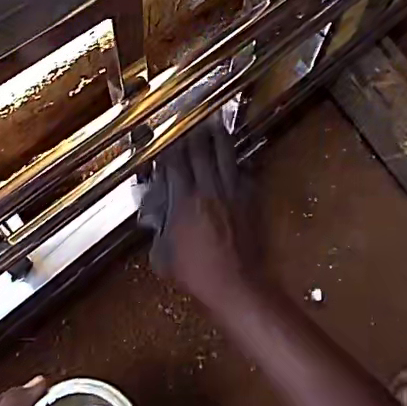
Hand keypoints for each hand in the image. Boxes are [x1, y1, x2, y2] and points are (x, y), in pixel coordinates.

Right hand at [138, 123, 259, 307]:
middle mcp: (209, 188)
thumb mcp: (162, 256)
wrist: (237, 284)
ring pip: (226, 153)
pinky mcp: (251, 198)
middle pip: (200, 148)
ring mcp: (233, 191)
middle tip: (189, 121)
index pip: (174, 160)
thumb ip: (158, 230)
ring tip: (214, 124)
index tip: (163, 136)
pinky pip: (244, 172)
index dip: (168, 145)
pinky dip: (237, 163)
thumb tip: (155, 218)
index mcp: (184, 200)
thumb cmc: (197, 274)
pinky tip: (234, 160)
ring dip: (218, 137)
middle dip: (192, 131)